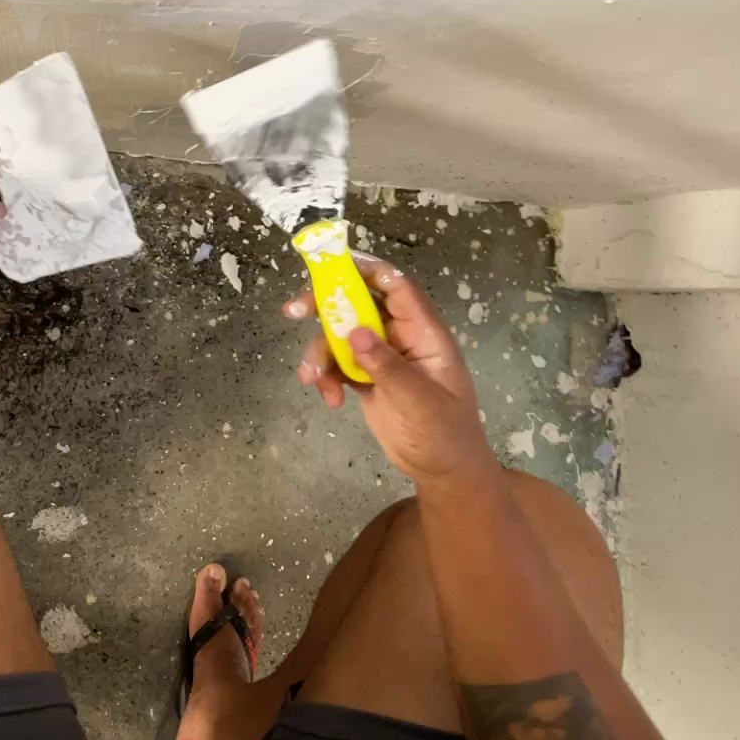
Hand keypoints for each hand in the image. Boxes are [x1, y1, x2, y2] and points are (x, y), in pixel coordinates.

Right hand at [284, 253, 495, 482]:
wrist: (444, 473)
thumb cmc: (445, 435)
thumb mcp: (420, 402)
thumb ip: (387, 366)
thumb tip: (354, 332)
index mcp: (423, 333)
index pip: (395, 287)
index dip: (365, 269)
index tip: (329, 266)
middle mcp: (400, 337)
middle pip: (358, 304)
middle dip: (325, 306)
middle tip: (294, 310)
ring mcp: (381, 356)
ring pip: (339, 336)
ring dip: (320, 355)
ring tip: (312, 380)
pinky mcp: (365, 376)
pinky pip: (336, 363)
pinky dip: (325, 377)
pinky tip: (330, 399)